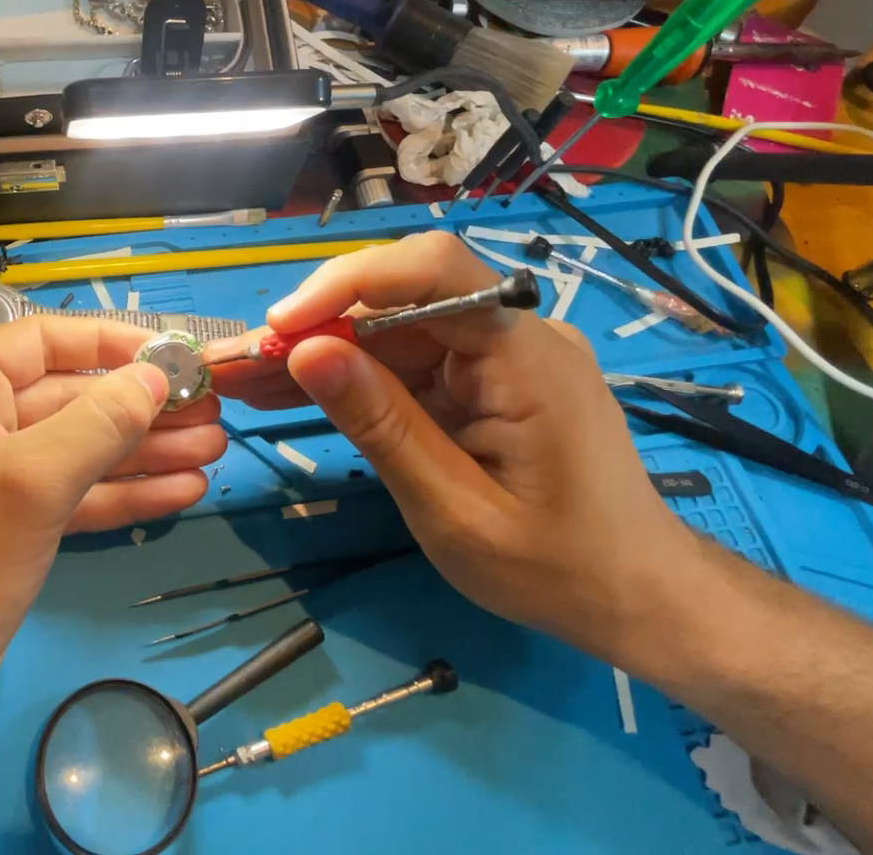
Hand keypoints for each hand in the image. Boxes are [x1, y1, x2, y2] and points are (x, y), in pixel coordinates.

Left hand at [0, 316, 226, 727]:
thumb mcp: (31, 484)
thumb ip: (98, 423)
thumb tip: (154, 376)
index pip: (43, 341)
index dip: (112, 343)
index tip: (174, 356)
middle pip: (71, 397)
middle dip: (141, 407)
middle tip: (211, 411)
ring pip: (80, 448)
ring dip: (145, 450)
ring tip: (214, 449)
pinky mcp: (14, 524)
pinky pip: (76, 493)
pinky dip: (125, 492)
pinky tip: (184, 490)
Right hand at [213, 233, 712, 669]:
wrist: (637, 599)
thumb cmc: (555, 567)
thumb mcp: (453, 508)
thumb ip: (381, 425)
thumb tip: (307, 352)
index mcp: (524, 355)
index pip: (432, 272)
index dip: (347, 283)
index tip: (281, 326)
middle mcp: (513, 335)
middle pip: (397, 301)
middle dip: (311, 328)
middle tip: (236, 363)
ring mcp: (496, 356)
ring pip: (388, 332)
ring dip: (316, 355)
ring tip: (242, 381)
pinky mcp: (480, 380)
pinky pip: (403, 364)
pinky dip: (347, 380)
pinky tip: (288, 393)